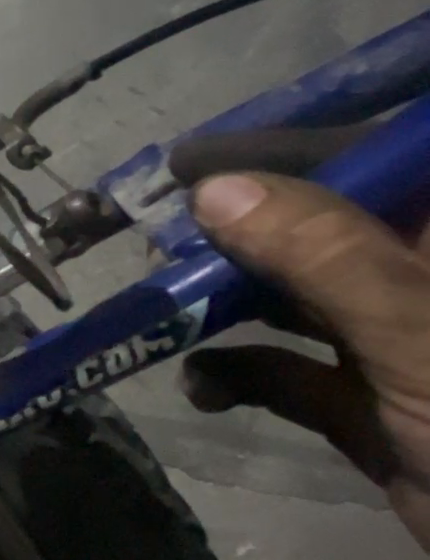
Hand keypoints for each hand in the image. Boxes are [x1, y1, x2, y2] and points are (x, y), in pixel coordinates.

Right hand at [185, 173, 429, 550]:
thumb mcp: (425, 338)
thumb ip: (328, 257)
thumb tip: (215, 188)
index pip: (382, 165)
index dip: (289, 151)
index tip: (190, 161)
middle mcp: (428, 286)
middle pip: (322, 231)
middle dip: (234, 233)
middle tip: (158, 238)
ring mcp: (404, 350)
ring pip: (294, 299)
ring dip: (221, 304)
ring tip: (159, 306)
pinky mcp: (372, 408)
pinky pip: (286, 373)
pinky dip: (234, 375)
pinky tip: (200, 385)